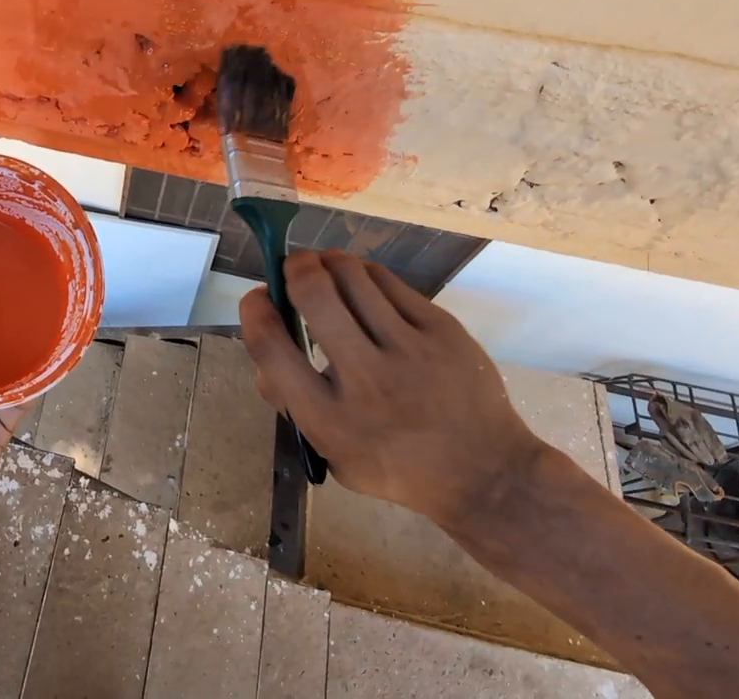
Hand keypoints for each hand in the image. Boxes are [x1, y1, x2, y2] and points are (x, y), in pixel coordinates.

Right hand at [239, 250, 544, 524]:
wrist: (485, 475)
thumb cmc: (394, 465)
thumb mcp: (330, 452)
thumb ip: (289, 400)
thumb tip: (265, 332)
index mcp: (329, 420)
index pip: (272, 348)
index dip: (253, 311)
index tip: (256, 297)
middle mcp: (367, 381)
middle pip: (314, 294)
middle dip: (294, 268)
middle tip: (294, 267)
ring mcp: (410, 351)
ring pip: (352, 275)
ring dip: (329, 262)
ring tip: (326, 267)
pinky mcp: (443, 330)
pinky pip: (388, 282)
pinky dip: (365, 275)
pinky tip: (362, 284)